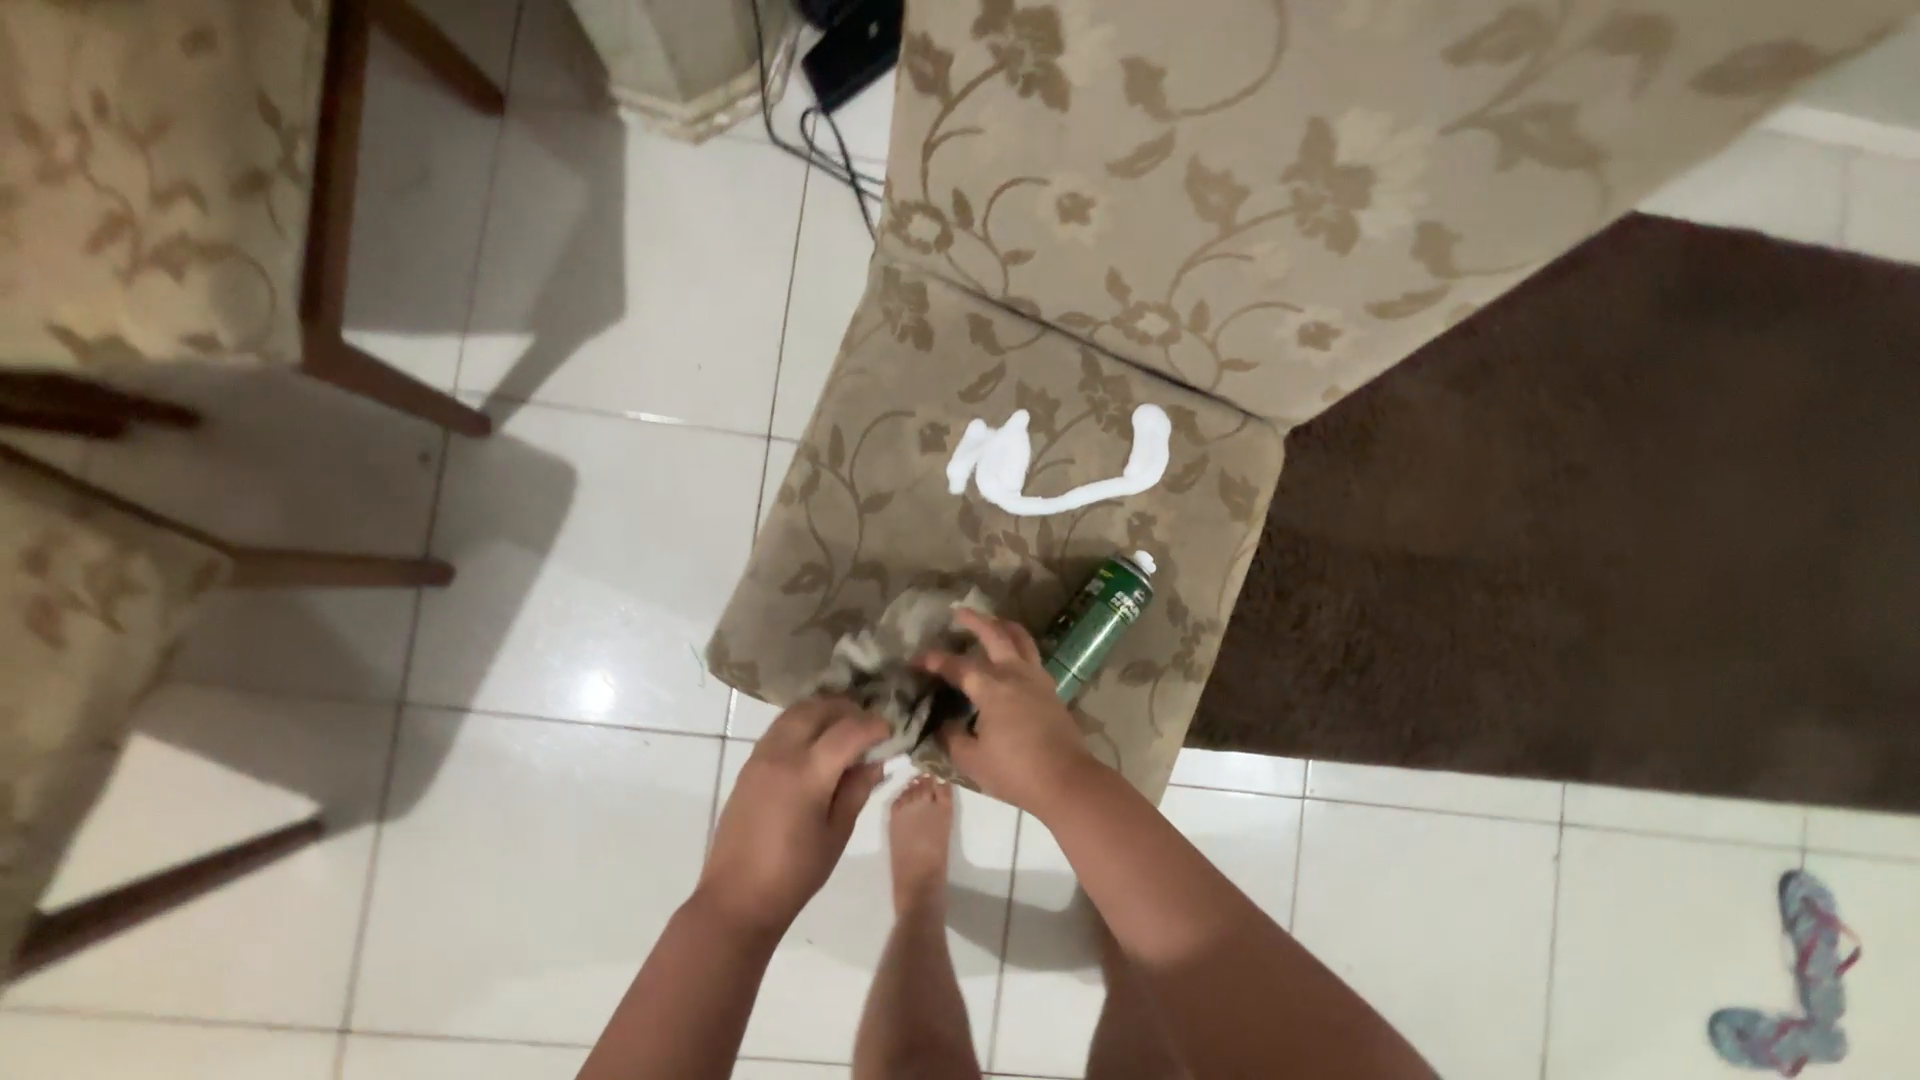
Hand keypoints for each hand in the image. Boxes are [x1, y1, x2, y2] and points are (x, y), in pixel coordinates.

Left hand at [696, 697, 888, 934]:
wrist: (737, 897)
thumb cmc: (795, 874)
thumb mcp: (837, 834)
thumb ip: (856, 790)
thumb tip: (874, 762)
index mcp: (807, 773)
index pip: (848, 730)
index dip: (874, 726)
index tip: (891, 732)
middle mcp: (781, 754)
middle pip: (817, 709)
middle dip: (847, 710)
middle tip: (868, 726)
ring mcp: (760, 757)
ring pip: (794, 713)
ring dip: (823, 712)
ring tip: (845, 730)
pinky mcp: (748, 766)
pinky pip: (779, 728)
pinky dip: (803, 724)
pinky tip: (817, 745)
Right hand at [918, 608, 1099, 812]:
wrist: (1067, 781)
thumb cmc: (1015, 772)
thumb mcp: (972, 760)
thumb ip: (953, 738)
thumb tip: (945, 724)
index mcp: (992, 688)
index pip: (957, 666)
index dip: (934, 660)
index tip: (916, 659)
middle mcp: (1015, 674)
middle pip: (995, 635)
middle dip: (975, 621)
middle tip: (959, 611)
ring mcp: (1037, 680)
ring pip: (1021, 640)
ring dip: (1004, 626)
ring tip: (994, 622)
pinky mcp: (1051, 691)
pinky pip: (1032, 657)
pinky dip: (1019, 647)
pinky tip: (1013, 658)